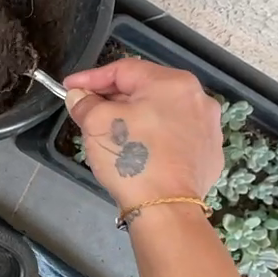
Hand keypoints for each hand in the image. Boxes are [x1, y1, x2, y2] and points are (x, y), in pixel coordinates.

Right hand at [64, 59, 223, 211]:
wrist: (166, 206)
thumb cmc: (131, 158)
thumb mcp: (97, 124)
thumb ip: (85, 104)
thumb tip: (80, 97)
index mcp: (171, 83)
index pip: (123, 70)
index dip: (90, 78)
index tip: (68, 88)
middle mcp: (197, 97)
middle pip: (145, 89)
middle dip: (113, 98)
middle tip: (87, 111)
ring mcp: (207, 126)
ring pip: (161, 112)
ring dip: (134, 117)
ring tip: (112, 132)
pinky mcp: (208, 152)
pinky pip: (175, 135)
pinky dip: (154, 137)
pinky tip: (139, 152)